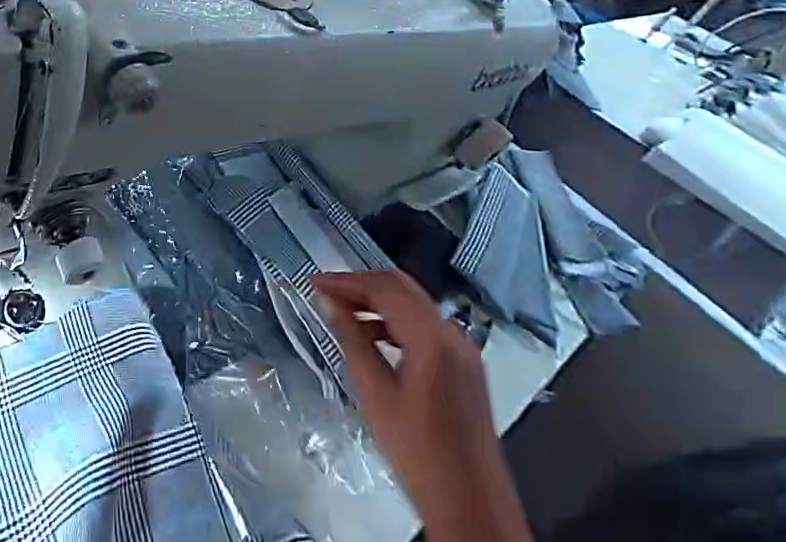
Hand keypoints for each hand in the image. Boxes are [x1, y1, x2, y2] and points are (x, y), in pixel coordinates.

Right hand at [312, 271, 532, 541]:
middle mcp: (453, 336)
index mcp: (433, 339)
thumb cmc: (418, 452)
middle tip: (324, 290)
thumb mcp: (375, 392)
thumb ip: (351, 339)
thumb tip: (328, 302)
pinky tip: (369, 336)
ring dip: (376, 302)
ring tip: (339, 312)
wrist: (471, 505)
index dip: (345, 281)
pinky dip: (394, 321)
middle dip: (360, 285)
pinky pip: (425, 327)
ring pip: (413, 305)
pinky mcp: (463, 366)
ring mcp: (463, 350)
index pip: (384, 289)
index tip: (314, 282)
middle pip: (402, 289)